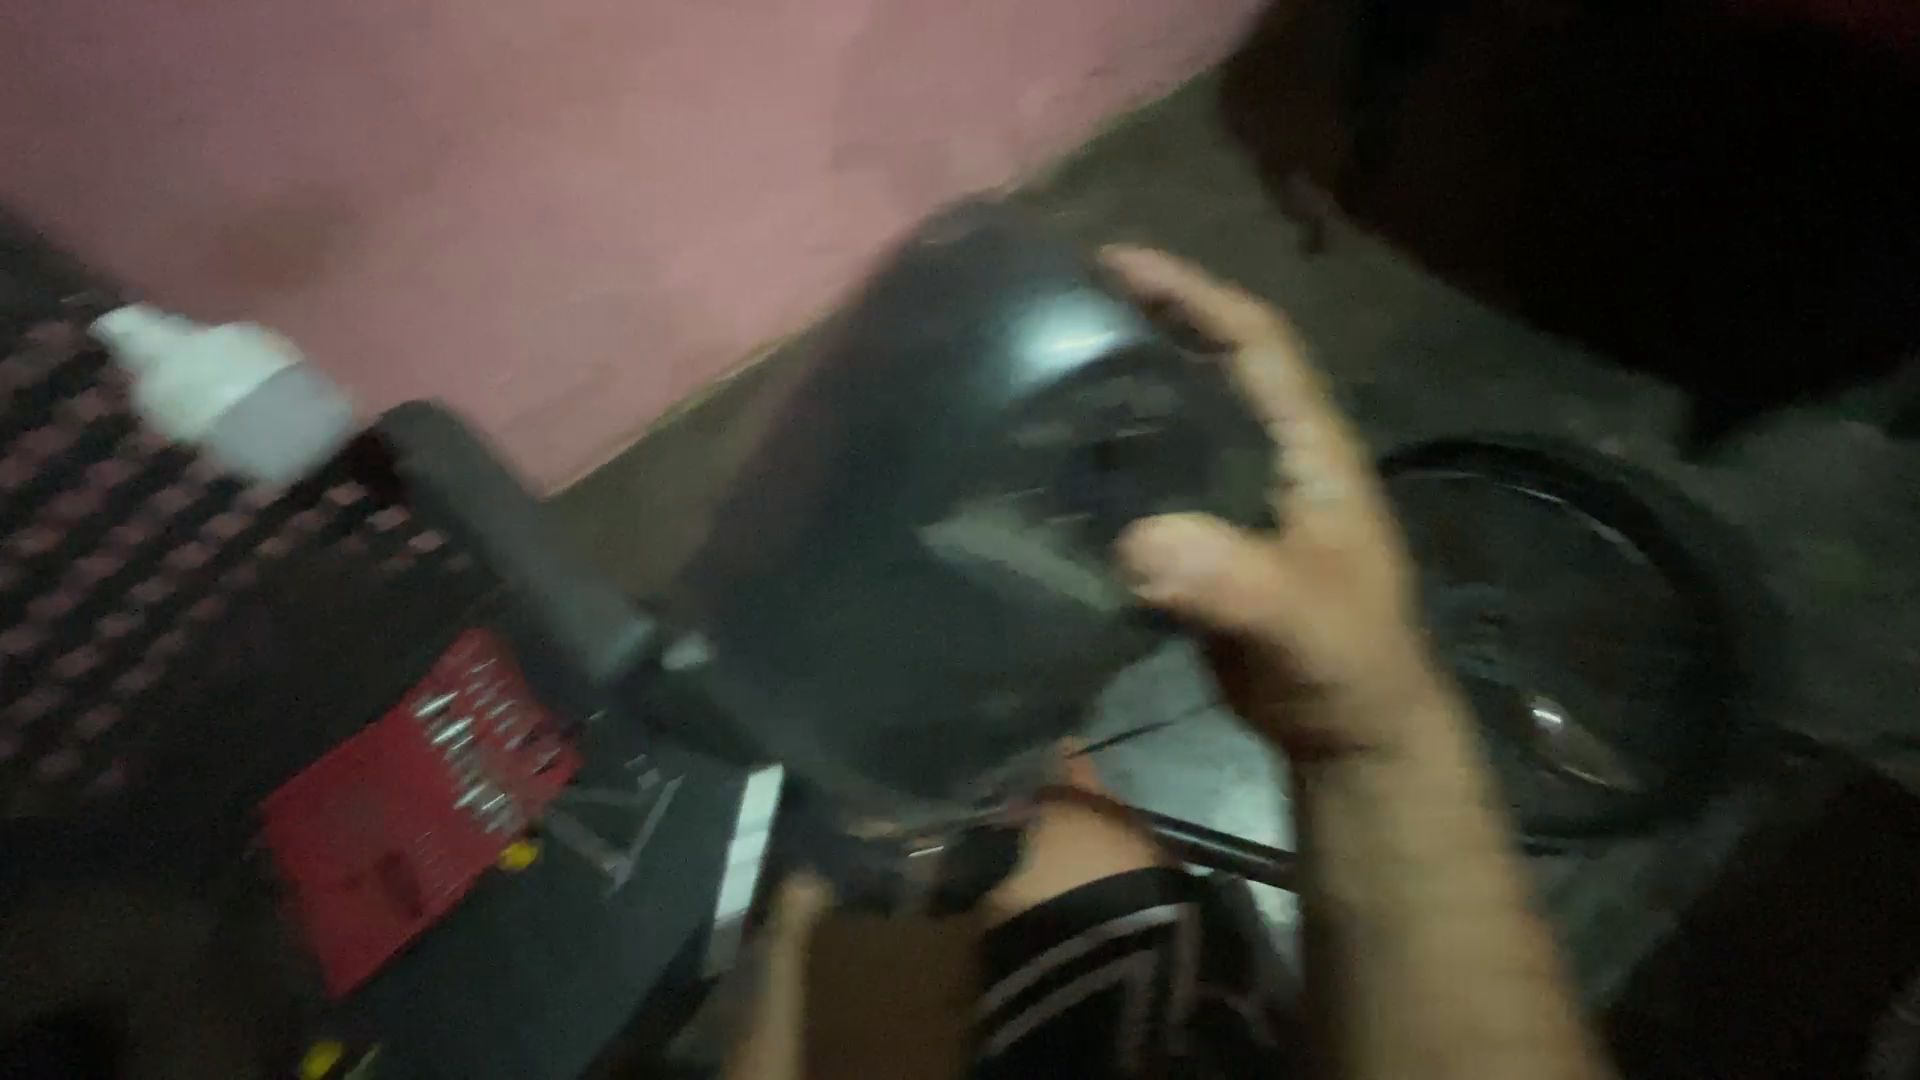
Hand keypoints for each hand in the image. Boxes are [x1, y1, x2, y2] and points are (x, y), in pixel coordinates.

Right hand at [1103, 246, 1441, 757]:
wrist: (1348, 733)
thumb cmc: (1347, 666)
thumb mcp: (1304, 621)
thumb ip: (1236, 583)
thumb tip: (1137, 545)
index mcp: (1307, 449)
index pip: (1254, 341)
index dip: (1192, 293)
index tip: (1115, 264)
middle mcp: (1270, 458)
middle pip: (1203, 369)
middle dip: (1143, 329)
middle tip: (1059, 313)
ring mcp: (1234, 501)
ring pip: (1171, 427)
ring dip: (1118, 397)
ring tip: (1042, 378)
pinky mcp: (1204, 543)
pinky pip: (1150, 486)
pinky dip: (1109, 468)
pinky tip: (1058, 470)